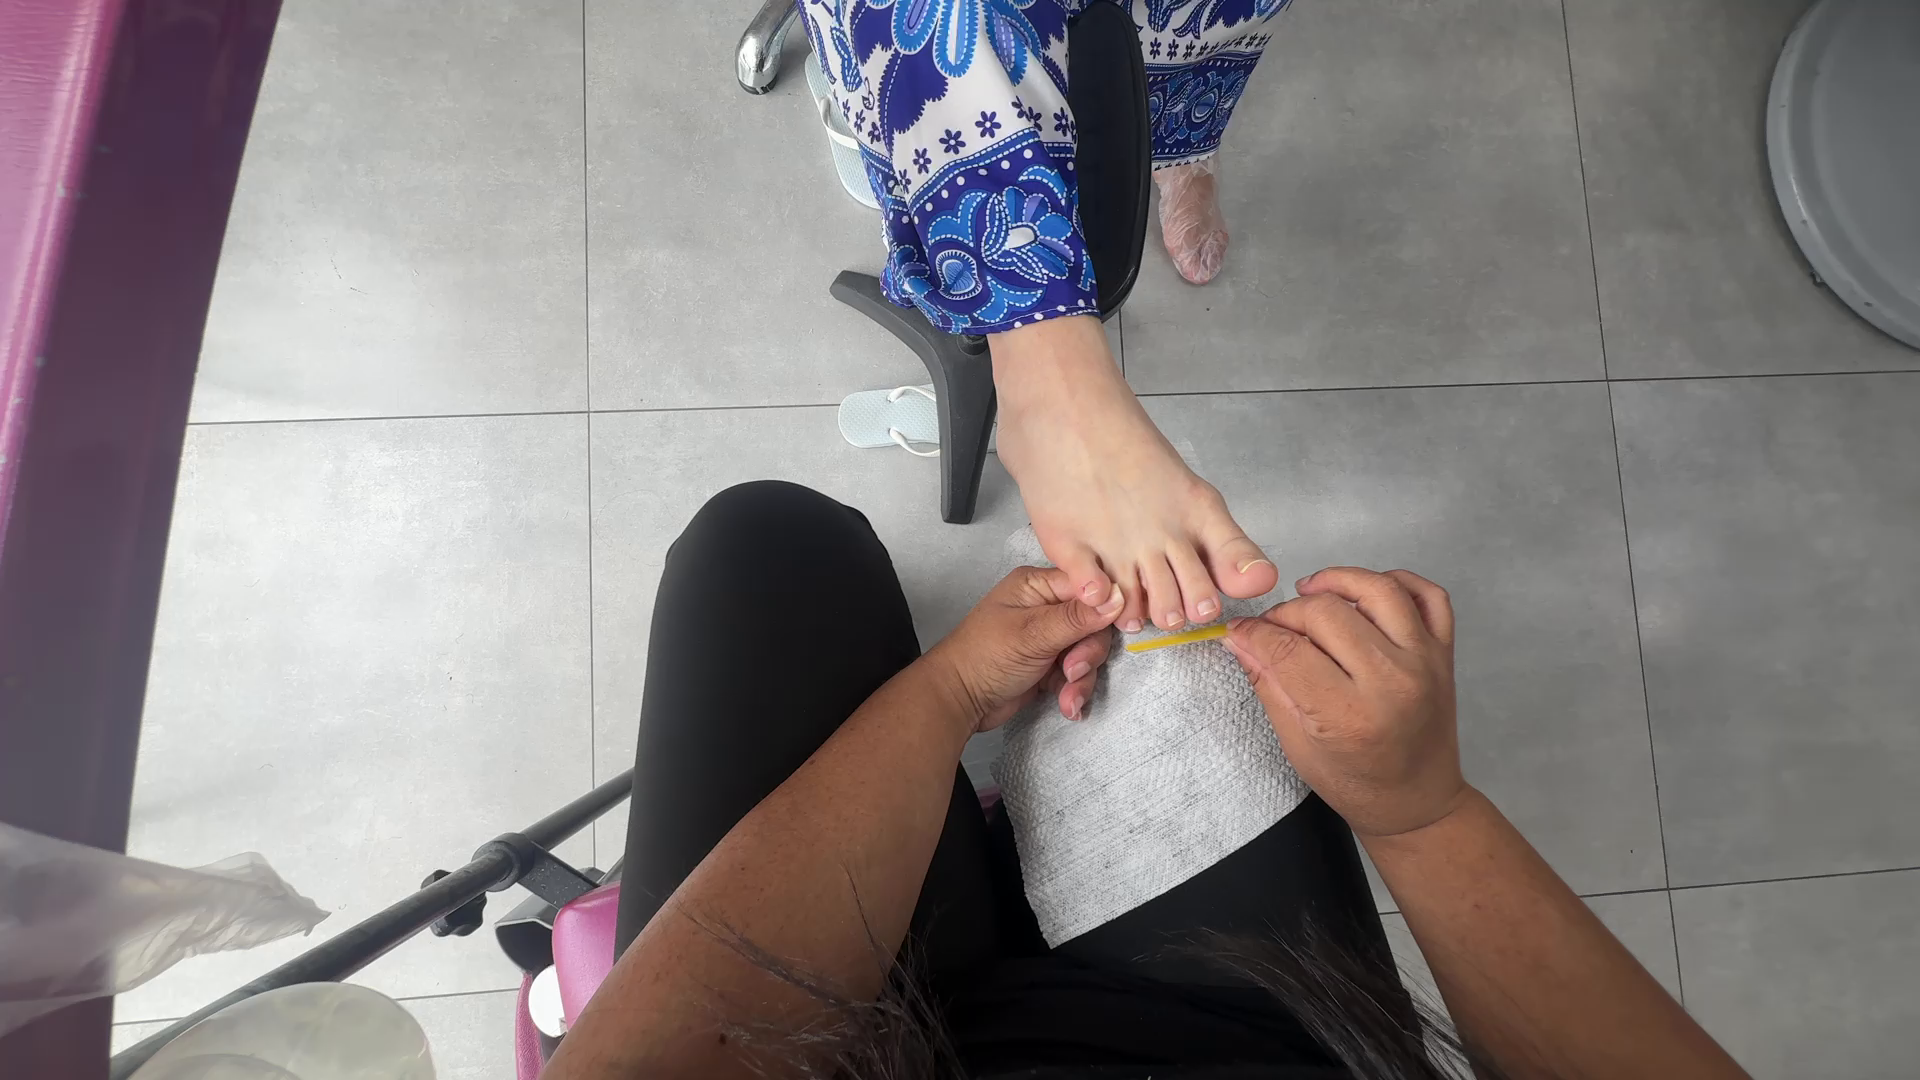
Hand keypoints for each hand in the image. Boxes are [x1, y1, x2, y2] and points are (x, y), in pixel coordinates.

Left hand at [924, 566, 1125, 732]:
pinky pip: (1078, 673)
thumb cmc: (987, 656)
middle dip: (1088, 652)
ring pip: (1089, 651)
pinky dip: (1074, 690)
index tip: (1120, 628)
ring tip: (1066, 696)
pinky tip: (1065, 706)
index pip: (1088, 587)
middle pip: (1094, 622)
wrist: (960, 701)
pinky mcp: (1051, 664)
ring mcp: (1050, 637)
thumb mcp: (1033, 634)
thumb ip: (1077, 618)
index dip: (1106, 608)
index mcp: (1038, 585)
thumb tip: (1120, 597)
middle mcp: (1046, 606)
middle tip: (1072, 671)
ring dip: (1082, 677)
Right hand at [1224, 566, 1466, 838]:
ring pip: (1376, 589)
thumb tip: (1237, 639)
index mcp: (1348, 714)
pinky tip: (1361, 594)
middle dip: (1285, 613)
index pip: (1287, 649)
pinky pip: (1426, 595)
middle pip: (1325, 612)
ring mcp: (1424, 662)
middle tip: (1272, 628)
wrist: (1418, 801)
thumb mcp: (1294, 740)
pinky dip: (1395, 581)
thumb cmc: (1352, 780)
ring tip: (1309, 593)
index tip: (1238, 631)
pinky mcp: (1443, 653)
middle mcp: (1391, 681)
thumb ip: (1267, 682)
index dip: (1253, 633)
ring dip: (1335, 581)